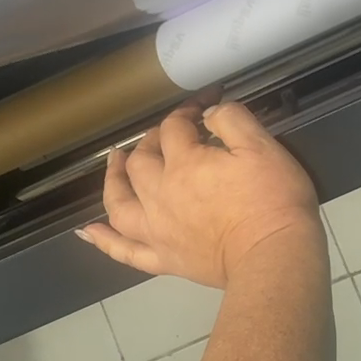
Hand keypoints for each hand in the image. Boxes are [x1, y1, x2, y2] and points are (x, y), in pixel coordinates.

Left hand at [78, 102, 323, 288]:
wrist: (272, 254)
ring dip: (113, 180)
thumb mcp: (262, 145)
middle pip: (141, 160)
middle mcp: (161, 194)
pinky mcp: (162, 259)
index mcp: (186, 163)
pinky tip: (88, 232)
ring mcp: (157, 230)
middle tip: (168, 133)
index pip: (176, 126)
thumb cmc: (272, 197)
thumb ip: (232, 120)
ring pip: (119, 202)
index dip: (189, 109)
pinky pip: (122, 250)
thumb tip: (209, 113)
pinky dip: (102, 239)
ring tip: (114, 163)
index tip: (208, 101)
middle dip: (152, 140)